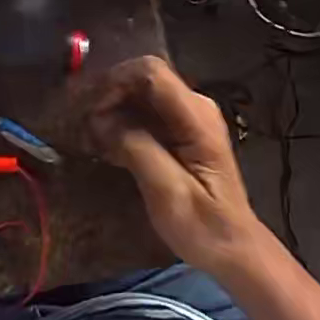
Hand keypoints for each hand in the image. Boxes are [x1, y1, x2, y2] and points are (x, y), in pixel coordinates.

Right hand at [89, 56, 277, 279]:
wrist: (232, 247)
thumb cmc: (202, 225)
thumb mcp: (167, 192)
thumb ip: (137, 148)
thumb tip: (102, 119)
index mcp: (196, 116)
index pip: (151, 72)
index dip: (116, 83)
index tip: (92, 112)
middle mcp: (195, 105)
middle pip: (145, 78)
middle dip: (111, 95)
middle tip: (87, 128)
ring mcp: (190, 115)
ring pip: (143, 93)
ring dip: (115, 109)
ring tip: (93, 138)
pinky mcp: (183, 129)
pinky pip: (148, 111)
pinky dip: (125, 121)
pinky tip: (110, 147)